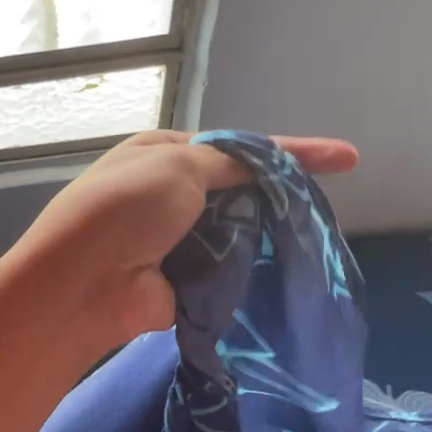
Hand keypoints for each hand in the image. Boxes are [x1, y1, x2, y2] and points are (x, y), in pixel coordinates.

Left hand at [9, 132, 357, 355]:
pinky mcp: (185, 281)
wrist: (85, 284)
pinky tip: (290, 268)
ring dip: (269, 234)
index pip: (235, 147)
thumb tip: (264, 162)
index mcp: (159, 153)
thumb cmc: (126, 209)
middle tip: (326, 203)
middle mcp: (166, 192)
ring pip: (240, 231)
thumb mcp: (177, 164)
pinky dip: (255, 269)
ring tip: (315, 235)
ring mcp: (176, 239)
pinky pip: (232, 269)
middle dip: (278, 195)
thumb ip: (228, 161)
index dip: (289, 151)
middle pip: (238, 190)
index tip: (347, 158)